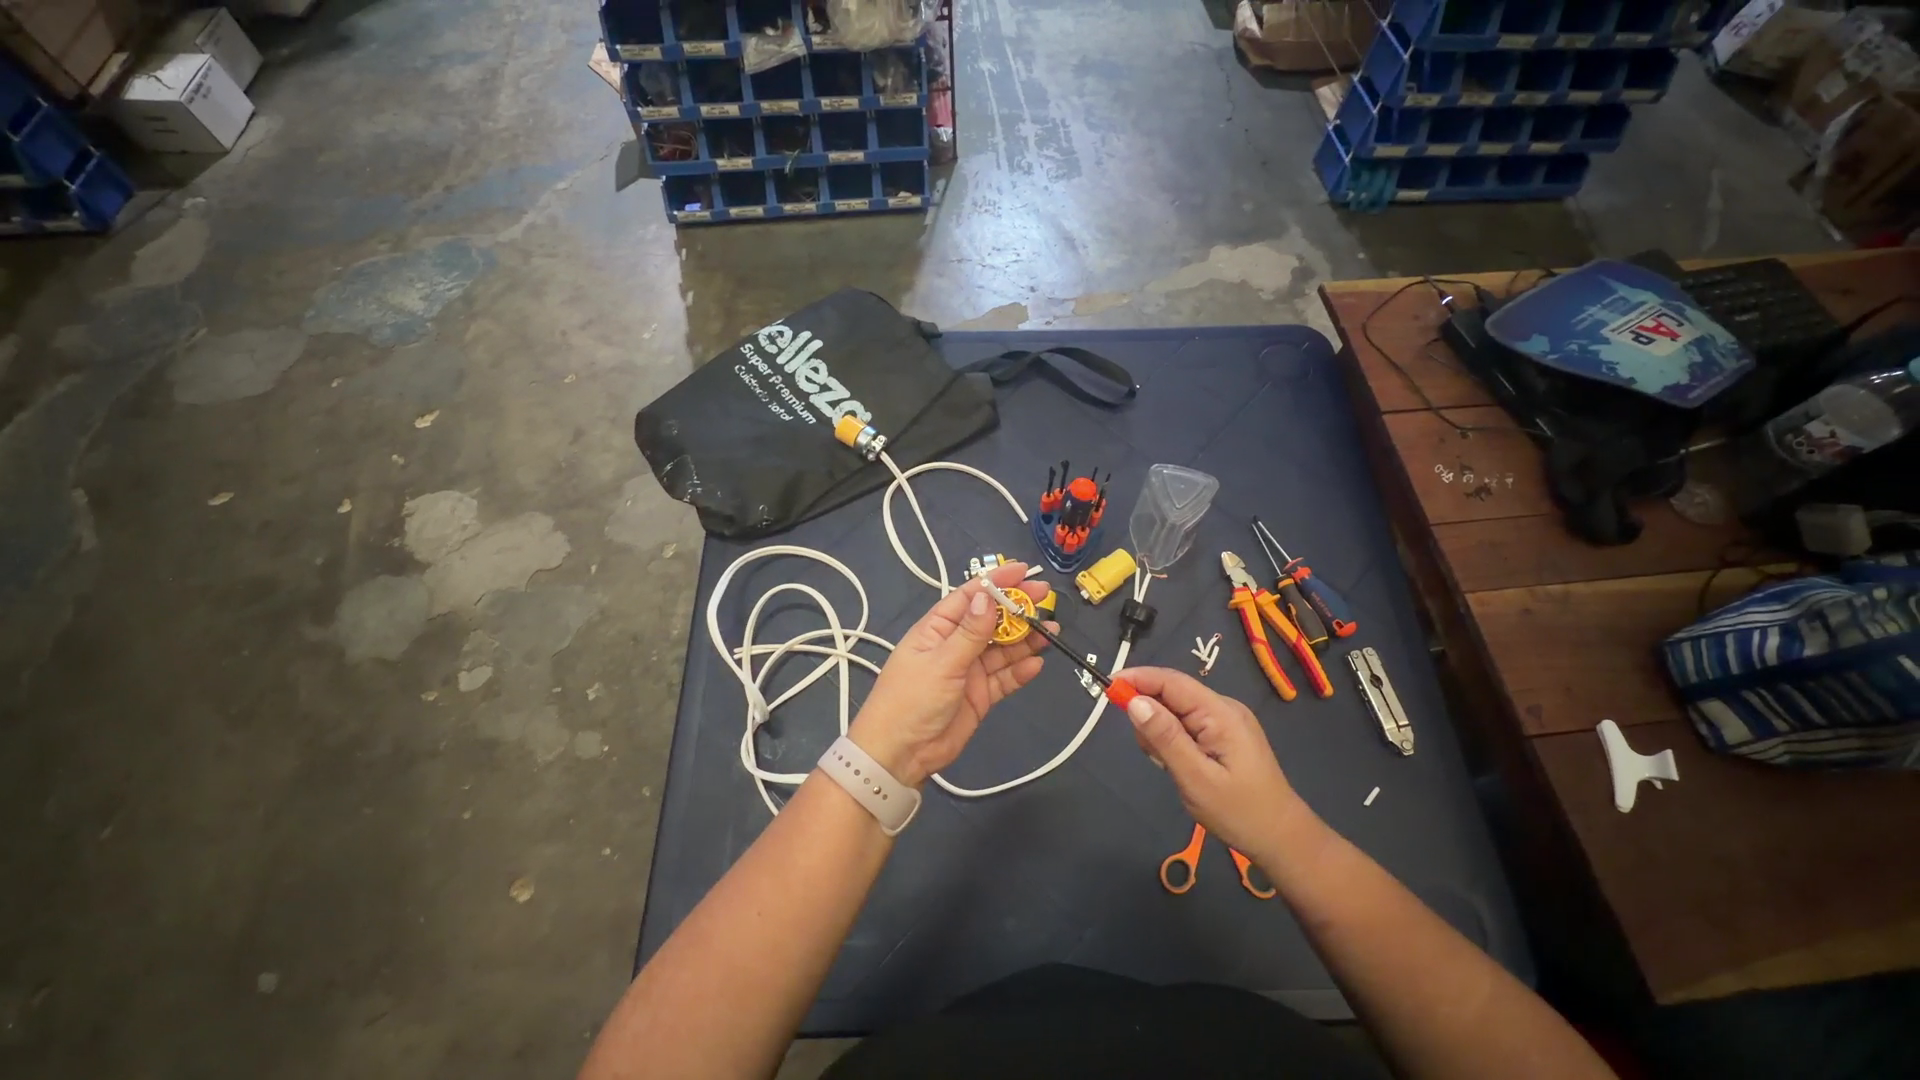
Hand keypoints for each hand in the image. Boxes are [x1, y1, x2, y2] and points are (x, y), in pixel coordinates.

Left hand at [846, 563, 1050, 787]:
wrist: (899, 755)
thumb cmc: (911, 700)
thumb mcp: (941, 662)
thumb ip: (969, 633)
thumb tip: (988, 595)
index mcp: (936, 629)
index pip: (969, 597)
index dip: (996, 582)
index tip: (1023, 571)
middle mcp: (954, 645)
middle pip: (990, 620)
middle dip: (1017, 608)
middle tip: (1045, 597)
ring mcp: (968, 671)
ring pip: (1002, 649)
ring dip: (1025, 640)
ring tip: (1052, 631)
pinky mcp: (979, 696)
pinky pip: (1004, 678)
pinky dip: (1020, 671)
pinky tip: (1037, 664)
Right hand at [1115, 667, 1311, 859]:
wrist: (1281, 838)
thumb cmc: (1238, 811)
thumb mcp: (1195, 778)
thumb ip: (1164, 738)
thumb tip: (1134, 701)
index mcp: (1220, 713)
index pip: (1171, 681)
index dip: (1137, 679)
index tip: (1106, 687)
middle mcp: (1224, 708)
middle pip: (1172, 693)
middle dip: (1149, 713)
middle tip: (1151, 754)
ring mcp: (1226, 721)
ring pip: (1177, 711)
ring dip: (1162, 731)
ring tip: (1171, 768)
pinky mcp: (1224, 735)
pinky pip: (1188, 724)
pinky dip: (1174, 740)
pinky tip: (1181, 766)